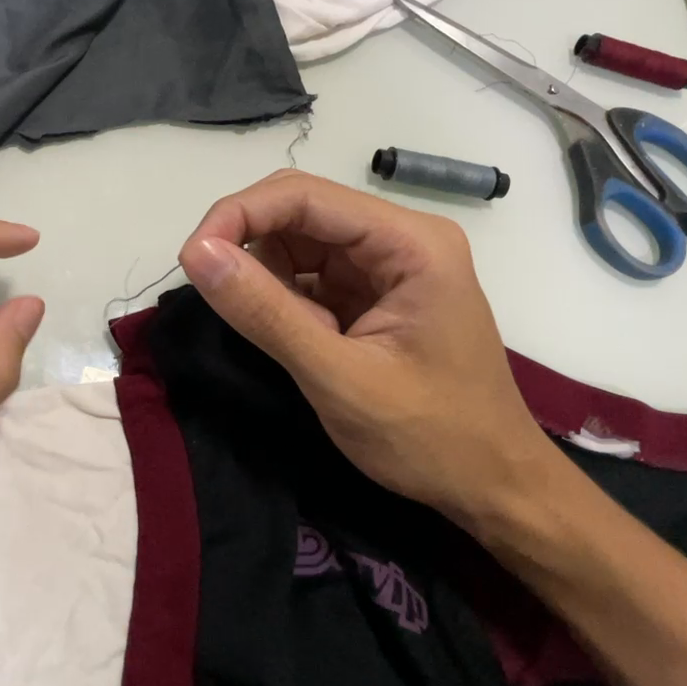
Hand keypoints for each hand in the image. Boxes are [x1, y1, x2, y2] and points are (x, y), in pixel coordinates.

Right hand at [177, 170, 554, 520]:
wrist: (496, 489)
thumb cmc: (431, 439)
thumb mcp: (339, 379)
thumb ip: (266, 313)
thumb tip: (195, 254)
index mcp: (410, 243)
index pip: (304, 196)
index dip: (238, 215)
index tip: (190, 259)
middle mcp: (400, 238)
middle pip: (300, 211)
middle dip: (248, 243)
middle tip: (212, 291)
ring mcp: (388, 264)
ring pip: (299, 242)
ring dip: (268, 279)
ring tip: (283, 336)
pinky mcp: (373, 291)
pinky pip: (310, 274)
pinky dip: (285, 300)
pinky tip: (300, 339)